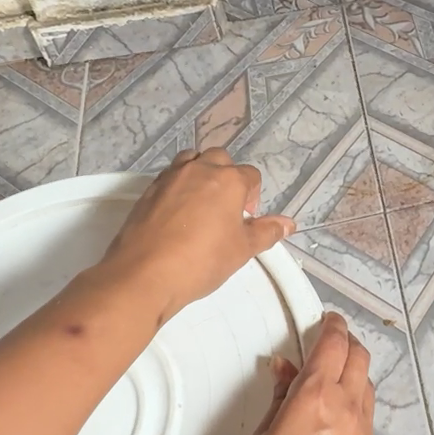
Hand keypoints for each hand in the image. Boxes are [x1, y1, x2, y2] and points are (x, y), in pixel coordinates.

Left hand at [88, 148, 294, 322]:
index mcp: (229, 180)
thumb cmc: (201, 261)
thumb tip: (289, 223)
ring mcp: (171, 177)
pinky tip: (177, 212)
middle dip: (227, 177)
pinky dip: (178, 185)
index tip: (246, 219)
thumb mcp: (242, 250)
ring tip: (200, 202)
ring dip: (200, 173)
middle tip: (225, 208)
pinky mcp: (148, 190)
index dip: (253, 196)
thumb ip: (267, 232)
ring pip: (191, 160)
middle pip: (220, 159)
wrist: (144, 275)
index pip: (251, 176)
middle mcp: (200, 169)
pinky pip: (169, 176)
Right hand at [237, 312, 377, 434]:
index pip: (333, 342)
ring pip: (366, 387)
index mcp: (315, 397)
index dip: (332, 325)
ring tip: (334, 382)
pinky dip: (355, 411)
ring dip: (353, 375)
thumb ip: (276, 403)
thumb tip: (283, 376)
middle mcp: (346, 410)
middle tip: (332, 344)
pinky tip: (339, 424)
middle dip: (346, 344)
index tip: (327, 320)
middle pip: (359, 356)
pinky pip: (367, 422)